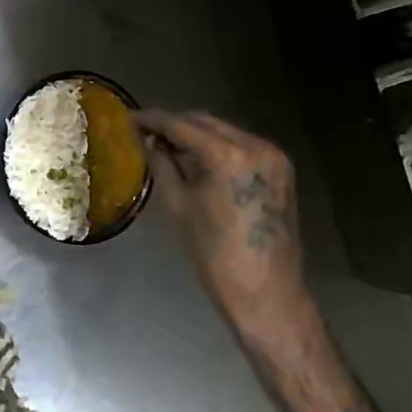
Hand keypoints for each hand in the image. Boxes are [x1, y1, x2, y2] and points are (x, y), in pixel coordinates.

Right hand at [134, 110, 306, 323]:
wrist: (266, 292)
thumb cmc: (214, 253)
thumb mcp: (178, 205)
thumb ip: (162, 164)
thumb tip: (148, 140)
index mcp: (227, 155)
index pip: (181, 125)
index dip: (153, 120)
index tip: (129, 118)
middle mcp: (256, 146)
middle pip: (205, 122)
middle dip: (175, 125)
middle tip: (145, 133)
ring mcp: (273, 157)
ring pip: (224, 131)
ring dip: (195, 135)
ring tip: (168, 147)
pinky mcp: (281, 170)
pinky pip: (241, 146)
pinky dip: (217, 147)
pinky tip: (197, 160)